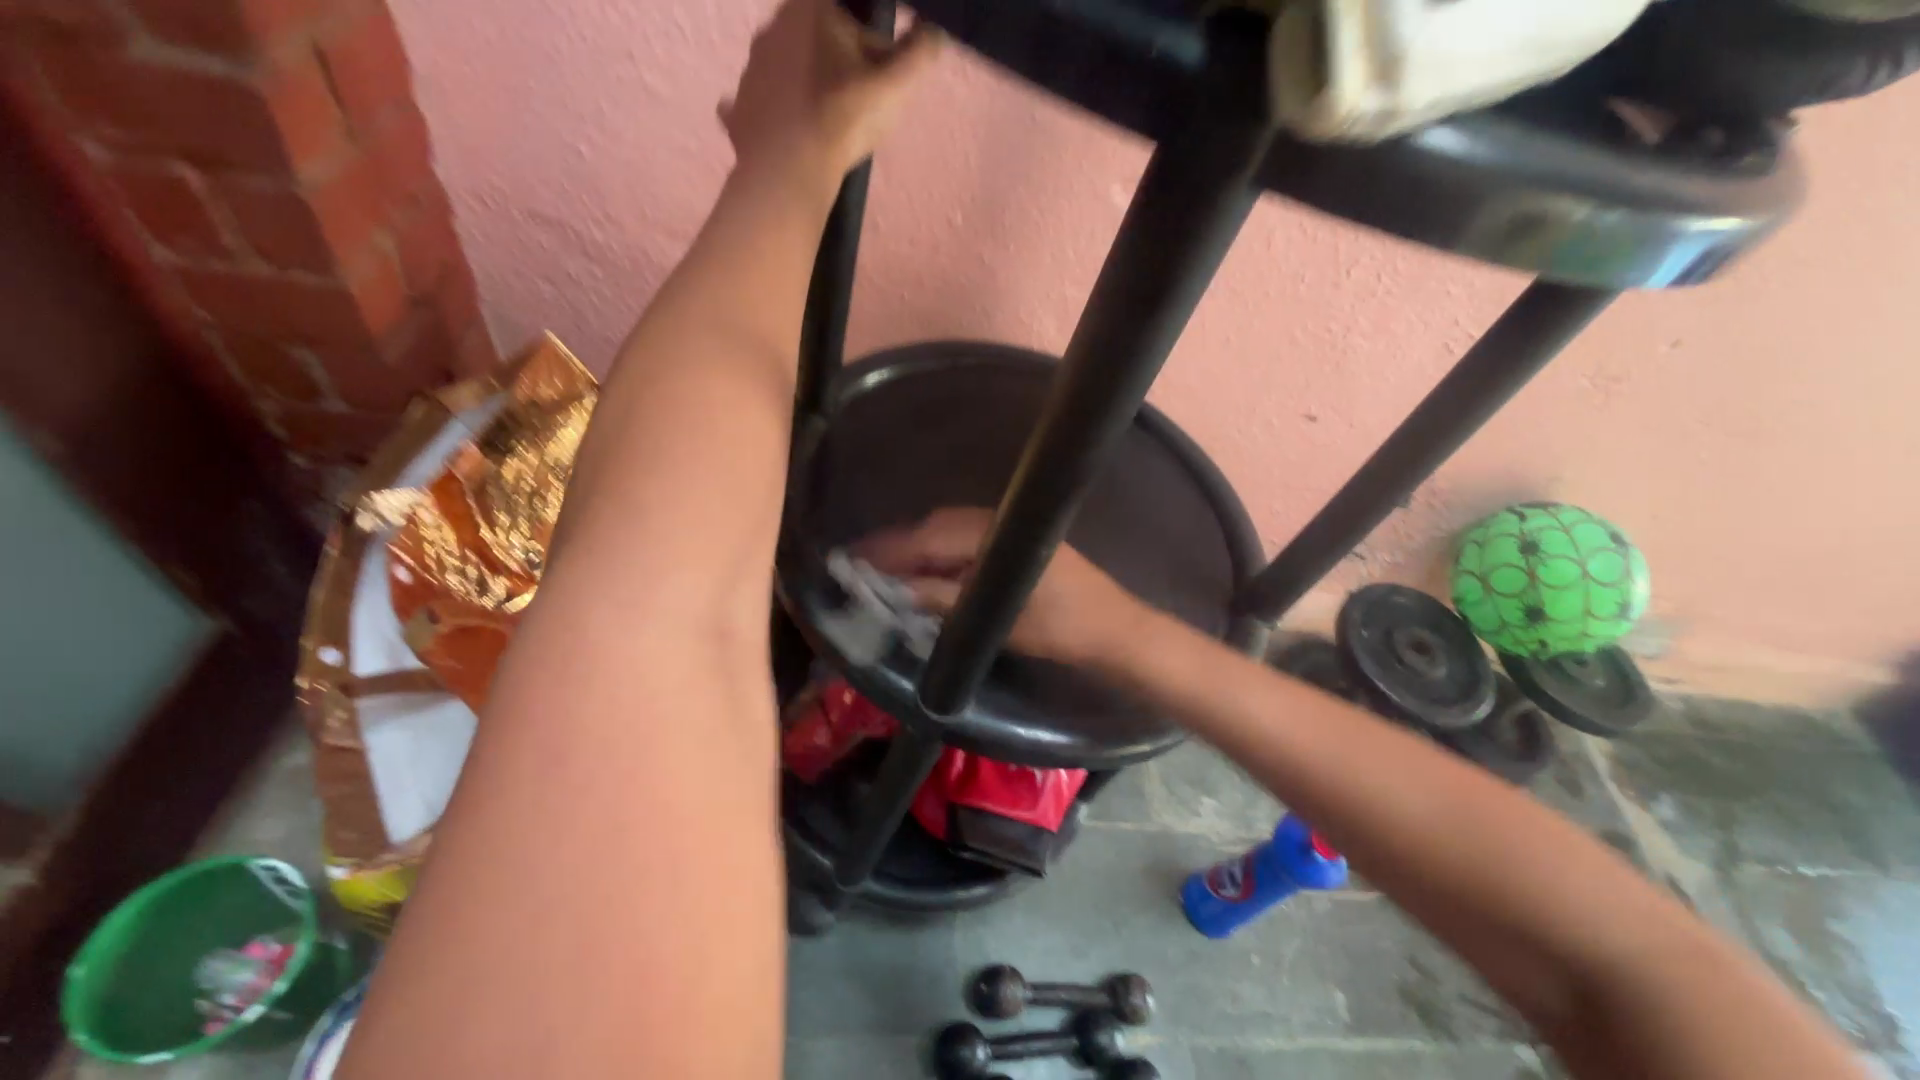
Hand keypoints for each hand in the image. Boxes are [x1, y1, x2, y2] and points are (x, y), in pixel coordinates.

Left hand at [721, 0, 941, 185]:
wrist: (787, 171)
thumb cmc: (843, 117)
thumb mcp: (896, 84)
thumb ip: (920, 51)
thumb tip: (932, 32)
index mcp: (810, 8)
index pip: (847, 9)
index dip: (868, 36)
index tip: (879, 65)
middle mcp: (772, 27)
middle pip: (817, 35)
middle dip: (839, 58)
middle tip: (860, 97)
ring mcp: (750, 67)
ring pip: (790, 66)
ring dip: (810, 83)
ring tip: (831, 121)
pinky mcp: (739, 106)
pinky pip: (765, 99)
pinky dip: (781, 111)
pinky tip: (795, 132)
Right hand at [856, 507, 1147, 666]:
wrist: (1116, 632)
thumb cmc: (1062, 629)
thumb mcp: (997, 620)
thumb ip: (944, 601)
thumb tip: (894, 590)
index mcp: (994, 534)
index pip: (928, 537)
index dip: (888, 549)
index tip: (851, 560)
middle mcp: (998, 523)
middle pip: (935, 528)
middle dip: (899, 548)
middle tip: (861, 568)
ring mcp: (1009, 532)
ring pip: (949, 535)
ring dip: (919, 552)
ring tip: (885, 575)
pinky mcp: (1016, 546)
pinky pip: (966, 544)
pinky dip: (941, 558)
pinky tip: (926, 578)